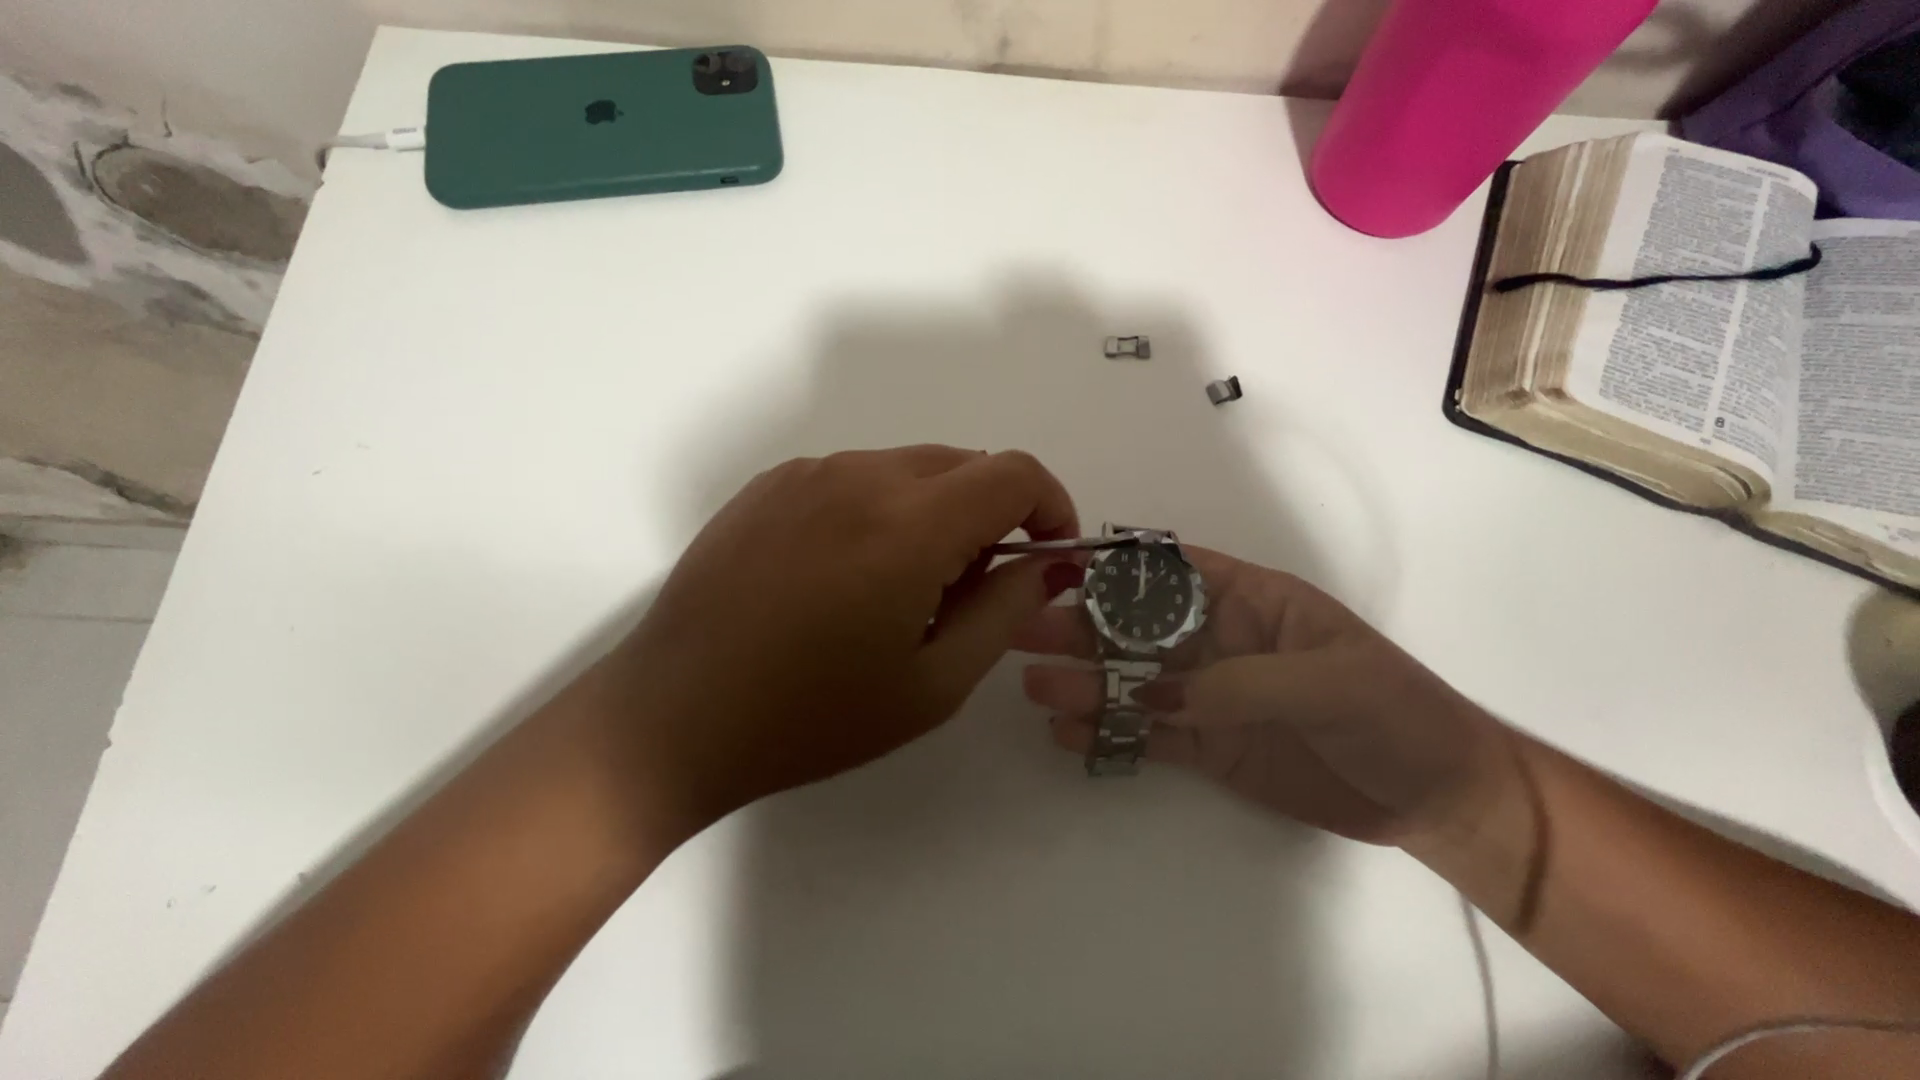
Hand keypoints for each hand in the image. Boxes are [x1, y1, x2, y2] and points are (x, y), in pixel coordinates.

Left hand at [603, 446, 1082, 827]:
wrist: (674, 715)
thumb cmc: (812, 717)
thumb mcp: (932, 684)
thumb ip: (1004, 611)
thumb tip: (1048, 564)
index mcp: (908, 524)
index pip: (1013, 474)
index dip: (1050, 506)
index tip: (1048, 556)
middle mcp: (859, 476)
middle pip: (963, 465)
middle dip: (992, 516)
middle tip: (969, 593)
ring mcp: (806, 474)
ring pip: (908, 469)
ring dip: (935, 513)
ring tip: (900, 592)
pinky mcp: (767, 486)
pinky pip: (853, 478)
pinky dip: (880, 510)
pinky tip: (844, 577)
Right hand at [1016, 547, 1517, 845]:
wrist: (1435, 796)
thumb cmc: (1394, 713)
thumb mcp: (1329, 682)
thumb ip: (1240, 683)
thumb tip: (1154, 697)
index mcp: (1252, 601)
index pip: (1173, 572)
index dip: (1118, 570)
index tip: (1059, 571)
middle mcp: (1220, 641)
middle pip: (1138, 627)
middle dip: (1082, 627)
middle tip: (1021, 631)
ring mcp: (1211, 695)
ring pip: (1134, 682)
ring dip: (1086, 682)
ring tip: (1035, 689)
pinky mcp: (1210, 746)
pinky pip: (1150, 735)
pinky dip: (1110, 733)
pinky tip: (1068, 735)